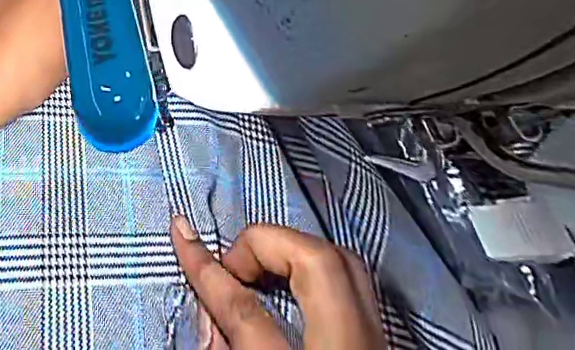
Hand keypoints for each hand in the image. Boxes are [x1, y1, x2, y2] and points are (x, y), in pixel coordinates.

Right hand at [170, 216, 385, 349]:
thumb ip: (228, 345)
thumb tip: (208, 315)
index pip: (248, 311)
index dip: (206, 268)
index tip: (181, 234)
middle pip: (317, 261)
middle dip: (266, 243)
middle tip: (233, 265)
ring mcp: (382, 347)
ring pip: (348, 265)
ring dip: (296, 252)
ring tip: (261, 272)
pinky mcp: (393, 348)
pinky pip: (361, 291)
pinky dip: (323, 274)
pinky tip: (297, 289)